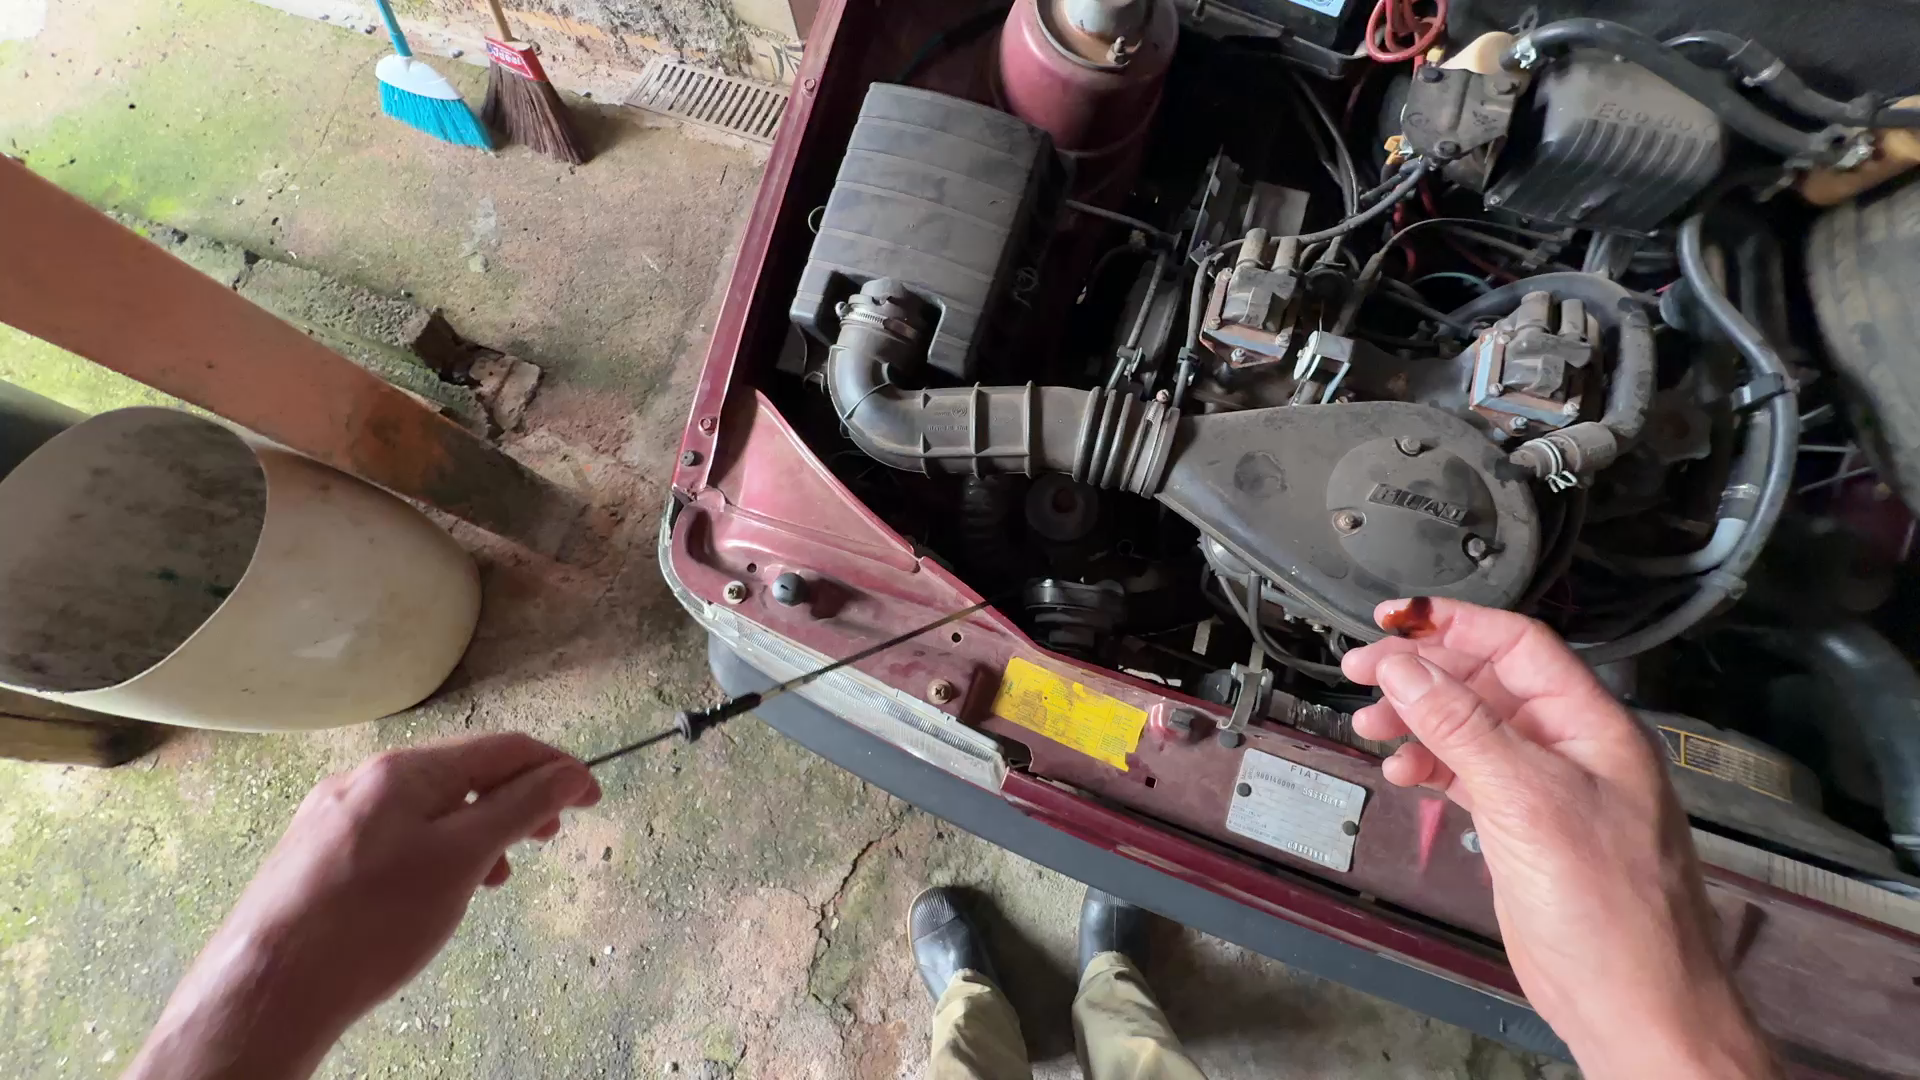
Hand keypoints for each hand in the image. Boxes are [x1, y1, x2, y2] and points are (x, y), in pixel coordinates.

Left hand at [126, 734, 600, 1079]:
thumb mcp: (465, 858)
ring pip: (436, 806)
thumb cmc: (373, 922)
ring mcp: (336, 816)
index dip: (558, 768)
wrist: (258, 1004)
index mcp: (403, 770)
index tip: (592, 797)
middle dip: (520, 799)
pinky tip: (447, 884)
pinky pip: (402, 833)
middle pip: (469, 773)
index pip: (504, 748)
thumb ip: (524, 806)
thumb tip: (571, 774)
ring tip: (500, 870)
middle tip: (549, 835)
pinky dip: (442, 848)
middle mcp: (366, 779)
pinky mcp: (319, 855)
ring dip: (483, 827)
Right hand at [1341, 599, 1775, 1079]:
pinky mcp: (1516, 817)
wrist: (1632, 1009)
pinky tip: (1402, 773)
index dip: (1453, 623)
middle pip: (1481, 680)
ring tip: (1368, 727)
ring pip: (1464, 723)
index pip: (1517, 645)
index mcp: (1589, 725)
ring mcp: (1540, 782)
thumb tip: (1400, 666)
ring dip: (1413, 718)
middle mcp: (1565, 744)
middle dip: (1419, 672)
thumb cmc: (1603, 905)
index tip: (1392, 619)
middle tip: (1359, 673)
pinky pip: (1460, 767)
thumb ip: (1459, 725)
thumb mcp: (1525, 800)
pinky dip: (1424, 762)